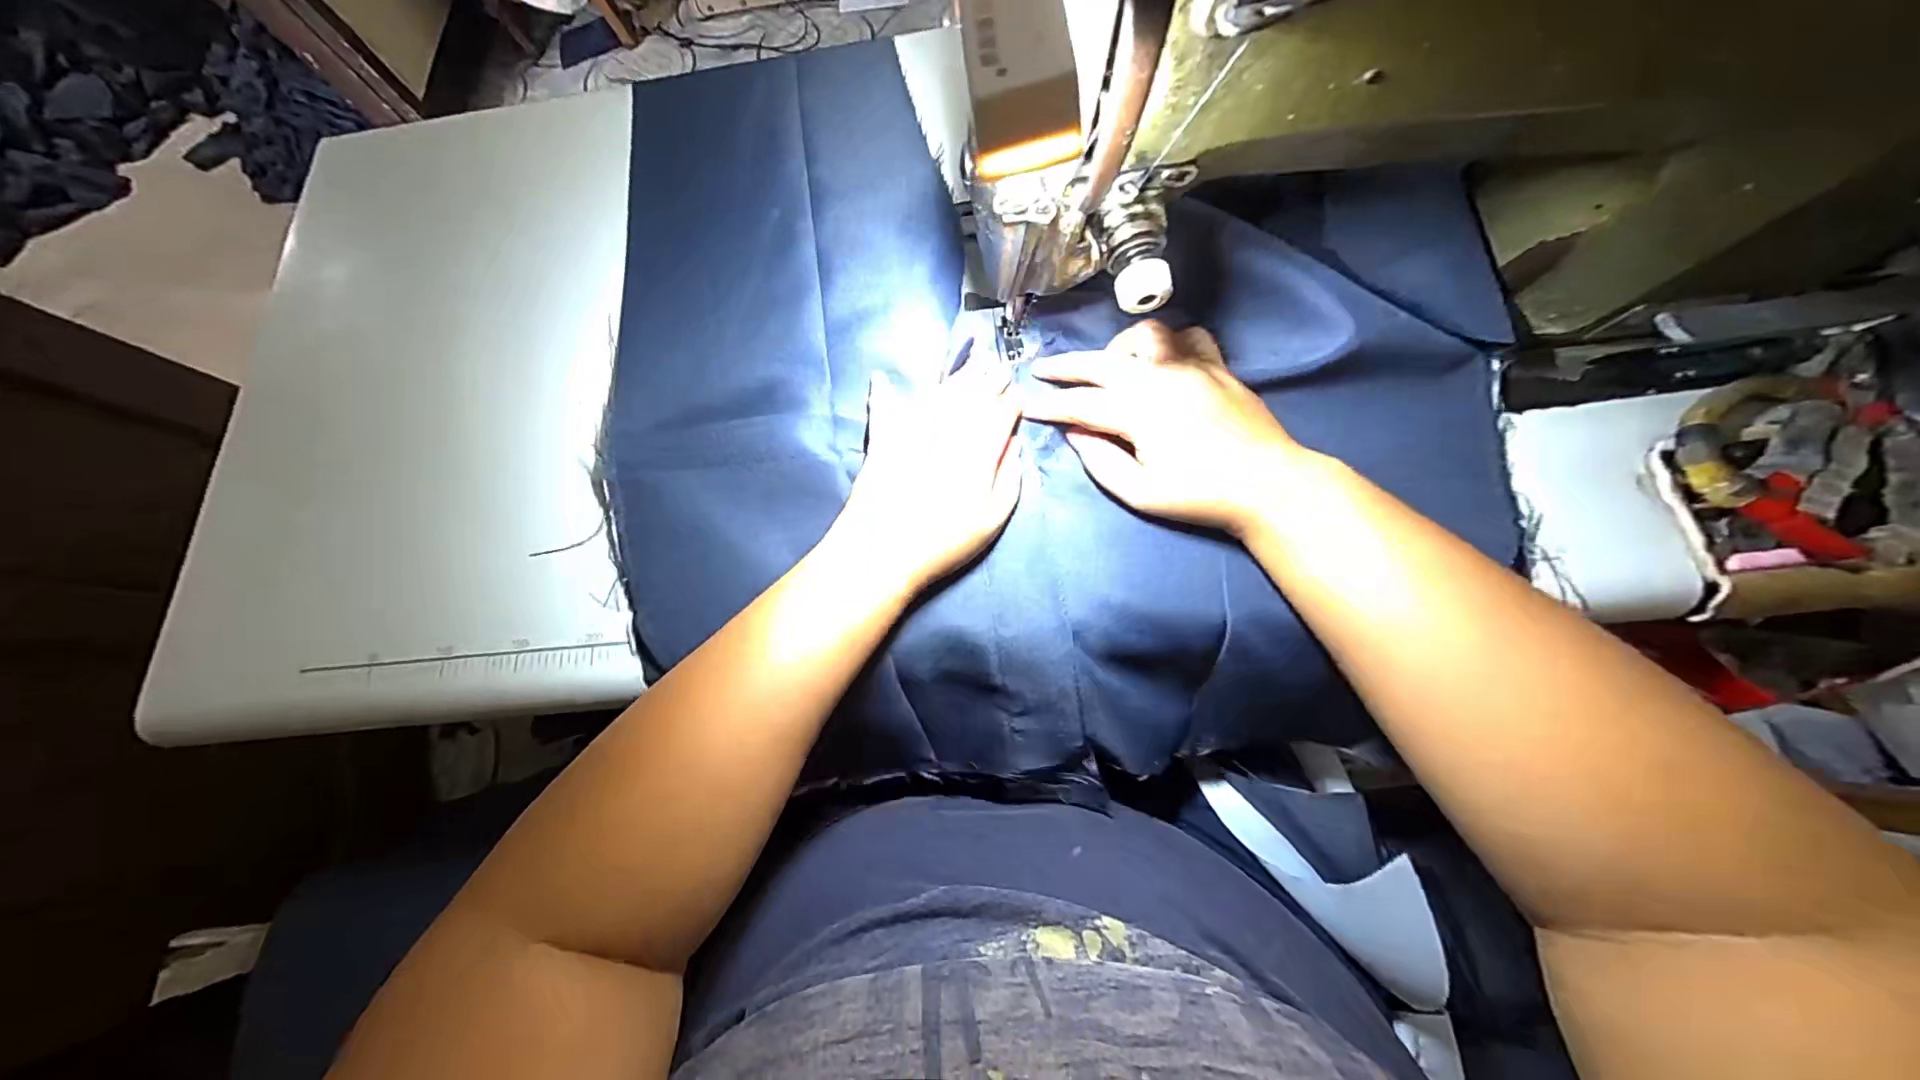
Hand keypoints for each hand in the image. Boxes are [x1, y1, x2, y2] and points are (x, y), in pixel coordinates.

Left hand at [828, 350, 1023, 591]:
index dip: (1013, 400)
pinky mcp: (883, 436)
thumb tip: (1016, 444)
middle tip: (1001, 368)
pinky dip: (883, 391)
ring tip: (971, 364)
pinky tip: (881, 378)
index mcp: (981, 446)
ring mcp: (913, 427)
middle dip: (991, 379)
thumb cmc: (946, 539)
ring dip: (958, 376)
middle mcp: (948, 426)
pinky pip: (884, 406)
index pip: (1003, 411)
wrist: (882, 548)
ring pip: (939, 392)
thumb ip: (1010, 477)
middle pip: (974, 394)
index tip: (1018, 394)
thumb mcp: (994, 517)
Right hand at [1019, 320, 1313, 535]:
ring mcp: (1192, 365)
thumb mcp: (1140, 492)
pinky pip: (1188, 336)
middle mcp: (1160, 377)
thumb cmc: (1200, 495)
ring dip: (1118, 348)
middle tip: (1042, 369)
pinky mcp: (1217, 365)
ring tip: (1108, 367)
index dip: (1049, 405)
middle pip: (1101, 362)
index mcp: (1138, 410)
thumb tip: (1075, 433)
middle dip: (1066, 366)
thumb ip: (1100, 461)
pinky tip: (1162, 361)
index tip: (1026, 405)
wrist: (1268, 484)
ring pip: (1145, 336)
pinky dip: (1168, 343)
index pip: (1080, 404)